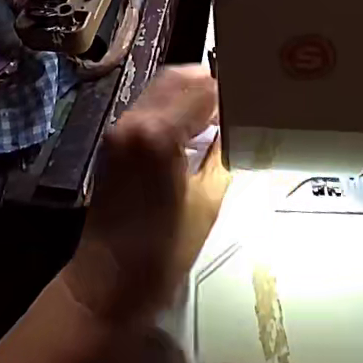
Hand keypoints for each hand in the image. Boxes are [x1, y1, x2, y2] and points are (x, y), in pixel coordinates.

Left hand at [61, 65, 226, 328]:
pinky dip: (175, 105)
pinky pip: (151, 105)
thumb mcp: (209, 199)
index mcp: (160, 134)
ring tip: (221, 112)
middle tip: (240, 100)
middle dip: (212, 82)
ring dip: (193, 92)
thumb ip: (224, 152)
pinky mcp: (115, 140)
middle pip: (180, 77)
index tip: (256, 96)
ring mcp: (121, 129)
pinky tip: (196, 127)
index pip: (204, 87)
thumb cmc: (164, 250)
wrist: (106, 285)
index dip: (232, 89)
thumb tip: (241, 126)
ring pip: (164, 86)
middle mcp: (136, 121)